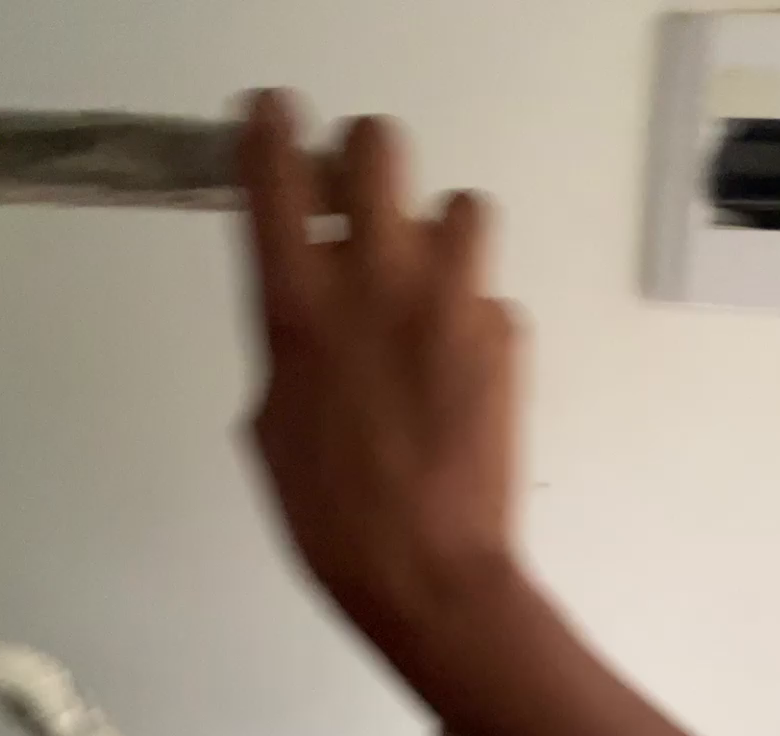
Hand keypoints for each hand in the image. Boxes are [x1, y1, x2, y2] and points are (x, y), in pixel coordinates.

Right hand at [236, 90, 523, 628]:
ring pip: (463, 208)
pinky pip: (492, 297)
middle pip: (382, 145)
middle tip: (364, 209)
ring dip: (442, 235)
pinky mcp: (508, 339)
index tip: (276, 123)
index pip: (274, 168)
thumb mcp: (274, 425)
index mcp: (299, 308)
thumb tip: (316, 300)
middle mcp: (378, 285)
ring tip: (432, 290)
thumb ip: (292, 343)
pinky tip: (464, 368)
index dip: (271, 129)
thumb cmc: (332, 518)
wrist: (428, 569)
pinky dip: (476, 317)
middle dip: (368, 163)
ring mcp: (455, 307)